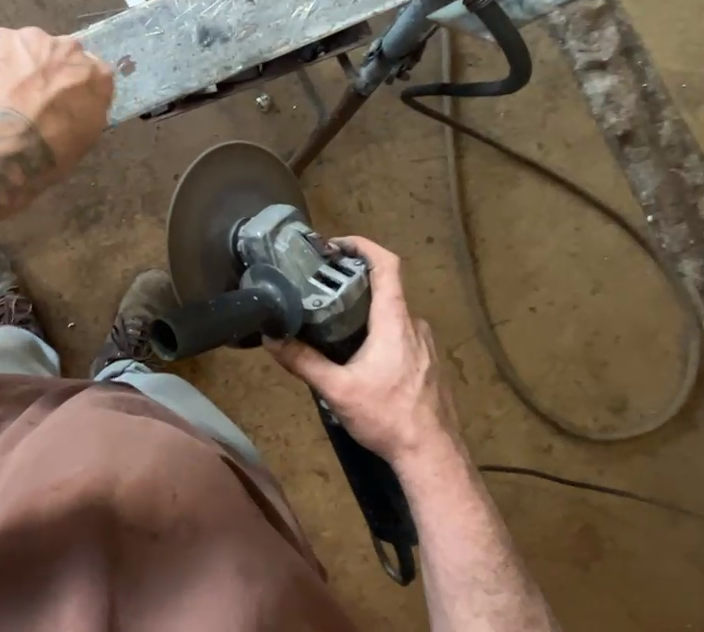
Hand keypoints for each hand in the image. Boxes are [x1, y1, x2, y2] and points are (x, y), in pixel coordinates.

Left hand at [0, 27, 113, 168]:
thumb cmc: (44, 155)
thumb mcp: (81, 142)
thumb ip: (83, 113)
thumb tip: (72, 107)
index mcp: (96, 76)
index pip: (91, 74)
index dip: (71, 87)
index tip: (58, 101)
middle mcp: (69, 49)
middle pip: (57, 55)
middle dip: (44, 71)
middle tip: (27, 97)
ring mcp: (32, 39)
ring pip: (24, 48)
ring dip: (15, 65)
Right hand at [267, 237, 462, 469]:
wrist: (433, 458)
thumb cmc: (388, 416)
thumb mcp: (336, 390)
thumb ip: (302, 361)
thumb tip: (270, 338)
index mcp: (395, 321)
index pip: (387, 265)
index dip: (363, 246)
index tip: (335, 245)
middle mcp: (414, 326)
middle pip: (385, 289)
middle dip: (352, 282)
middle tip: (320, 287)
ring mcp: (425, 346)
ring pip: (392, 315)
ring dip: (364, 311)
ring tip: (332, 322)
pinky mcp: (428, 366)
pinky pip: (400, 336)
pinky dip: (377, 333)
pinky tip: (357, 356)